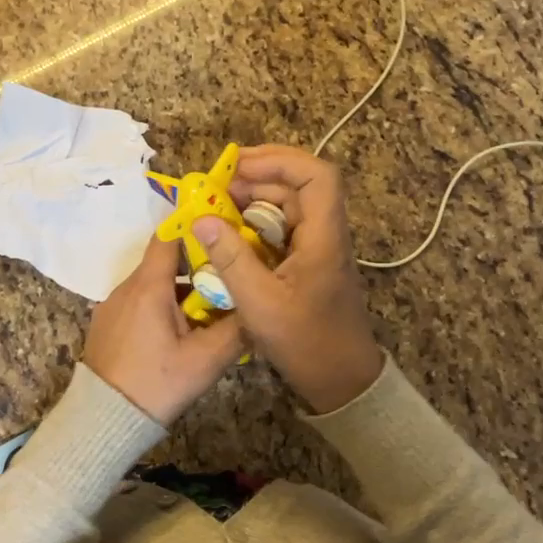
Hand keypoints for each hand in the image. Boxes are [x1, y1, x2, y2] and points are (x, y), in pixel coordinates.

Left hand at [83, 236, 245, 424]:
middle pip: (163, 262)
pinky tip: (180, 330)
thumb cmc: (157, 384)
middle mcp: (125, 287)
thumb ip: (236, 328)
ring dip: (179, 291)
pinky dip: (159, 306)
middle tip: (227, 276)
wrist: (104, 419)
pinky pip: (137, 303)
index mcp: (148, 287)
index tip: (221, 231)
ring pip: (151, 285)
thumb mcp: (206, 360)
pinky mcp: (106, 324)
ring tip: (210, 308)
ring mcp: (111, 306)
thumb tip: (259, 305)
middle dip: (195, 265)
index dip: (194, 229)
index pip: (168, 237)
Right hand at [193, 145, 385, 413]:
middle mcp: (326, 234)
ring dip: (255, 199)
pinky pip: (284, 228)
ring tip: (217, 207)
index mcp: (324, 237)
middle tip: (218, 185)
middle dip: (259, 176)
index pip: (316, 175)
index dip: (279, 161)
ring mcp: (319, 248)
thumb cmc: (306, 343)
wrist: (343, 382)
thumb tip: (199, 219)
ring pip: (290, 205)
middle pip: (300, 184)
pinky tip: (230, 235)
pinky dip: (256, 223)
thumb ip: (229, 258)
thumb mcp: (259, 303)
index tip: (238, 167)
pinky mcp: (309, 263)